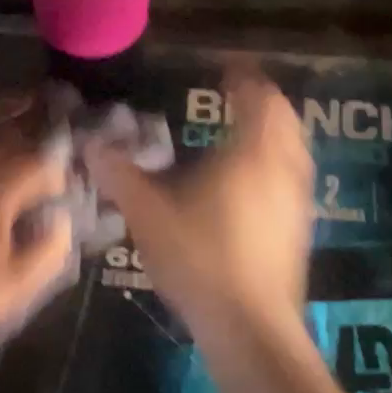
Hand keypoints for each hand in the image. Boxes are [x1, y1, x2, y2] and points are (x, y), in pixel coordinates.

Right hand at [86, 67, 313, 333]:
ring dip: (275, 133)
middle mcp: (284, 167)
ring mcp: (299, 200)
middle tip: (239, 96)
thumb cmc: (199, 258)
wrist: (249, 324)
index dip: (242, 77)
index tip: (226, 67)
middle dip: (264, 102)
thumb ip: (118, 174)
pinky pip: (293, 180)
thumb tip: (90, 143)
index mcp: (252, 151)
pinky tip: (253, 187)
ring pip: (294, 150)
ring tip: (247, 135)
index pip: (256, 96)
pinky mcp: (301, 230)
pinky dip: (277, 166)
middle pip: (285, 118)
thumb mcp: (147, 214)